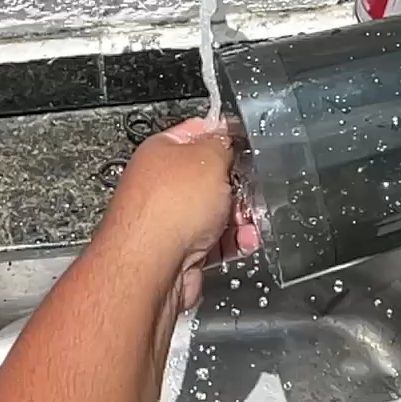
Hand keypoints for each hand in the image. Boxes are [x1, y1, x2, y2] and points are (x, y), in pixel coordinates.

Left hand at [96, 118, 258, 310]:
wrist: (151, 269)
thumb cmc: (165, 210)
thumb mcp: (208, 159)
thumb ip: (221, 143)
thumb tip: (227, 138)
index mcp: (161, 151)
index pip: (197, 133)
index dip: (223, 135)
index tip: (245, 142)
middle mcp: (162, 185)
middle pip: (211, 177)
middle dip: (237, 184)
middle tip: (248, 189)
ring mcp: (171, 219)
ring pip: (217, 211)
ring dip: (239, 216)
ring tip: (249, 219)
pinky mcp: (182, 250)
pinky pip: (216, 240)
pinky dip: (233, 241)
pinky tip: (245, 240)